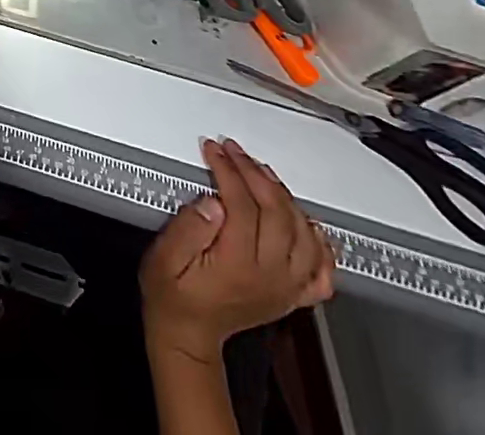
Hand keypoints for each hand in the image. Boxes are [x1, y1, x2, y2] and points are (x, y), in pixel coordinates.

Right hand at [140, 138, 334, 363]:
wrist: (186, 333)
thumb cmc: (172, 296)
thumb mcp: (162, 258)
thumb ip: (187, 229)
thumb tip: (212, 202)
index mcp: (237, 264)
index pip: (242, 204)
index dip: (229, 171)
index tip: (214, 151)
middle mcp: (269, 275)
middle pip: (275, 211)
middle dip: (254, 173)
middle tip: (234, 152)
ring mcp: (286, 285)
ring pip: (300, 230)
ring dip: (283, 195)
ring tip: (261, 171)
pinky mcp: (293, 292)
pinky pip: (321, 266)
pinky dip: (319, 241)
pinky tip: (307, 222)